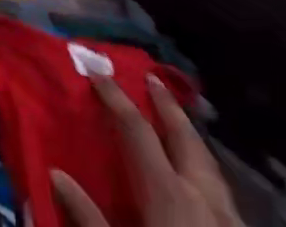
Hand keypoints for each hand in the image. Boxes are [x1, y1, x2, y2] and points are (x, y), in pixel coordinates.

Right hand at [52, 74, 242, 226]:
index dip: (115, 98)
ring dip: (190, 136)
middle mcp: (203, 198)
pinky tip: (200, 180)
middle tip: (151, 78)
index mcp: (169, 194)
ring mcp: (229, 221)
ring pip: (210, 165)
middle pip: (186, 138)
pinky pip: (221, 191)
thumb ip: (88, 218)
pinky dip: (204, 168)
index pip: (137, 130)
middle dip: (167, 106)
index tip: (96, 73)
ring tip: (176, 121)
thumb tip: (56, 174)